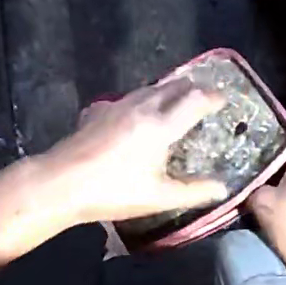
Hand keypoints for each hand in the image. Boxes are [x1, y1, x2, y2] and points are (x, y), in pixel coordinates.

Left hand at [36, 78, 230, 224]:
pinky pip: (127, 98)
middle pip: (174, 86)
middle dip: (193, 88)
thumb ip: (194, 192)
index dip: (213, 98)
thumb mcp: (159, 198)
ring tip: (177, 100)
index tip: (225, 100)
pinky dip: (142, 99)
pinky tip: (136, 113)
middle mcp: (141, 107)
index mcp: (161, 125)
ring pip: (149, 88)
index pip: (195, 101)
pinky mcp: (98, 112)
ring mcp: (117, 106)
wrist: (60, 183)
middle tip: (205, 97)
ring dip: (168, 90)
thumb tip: (222, 189)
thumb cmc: (113, 192)